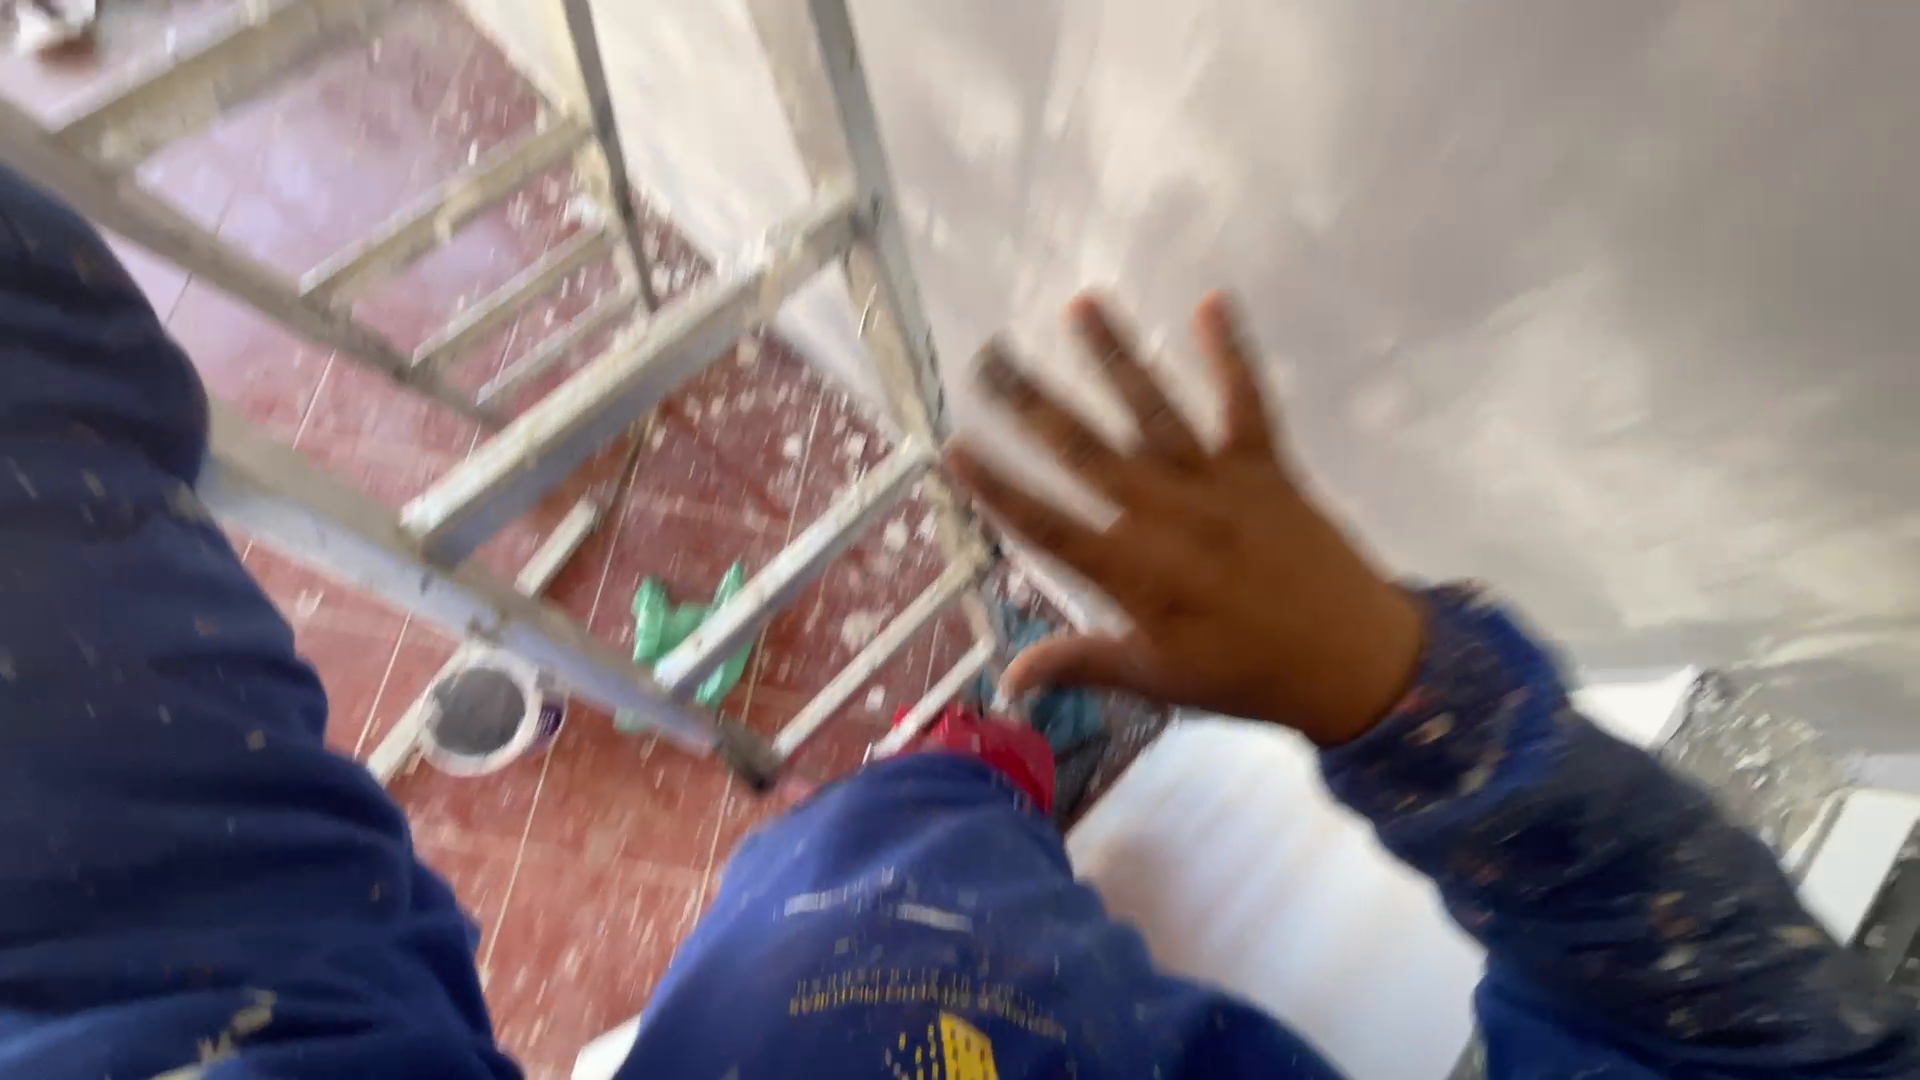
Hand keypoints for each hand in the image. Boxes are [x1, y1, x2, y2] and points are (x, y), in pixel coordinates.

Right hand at [944, 292, 1423, 746]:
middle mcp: (1166, 516)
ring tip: (1081, 305)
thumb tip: (1009, 681)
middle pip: (1086, 452)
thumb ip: (1081, 665)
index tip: (954, 446)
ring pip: (1154, 412)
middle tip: (990, 357)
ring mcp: (1218, 484)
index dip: (998, 487)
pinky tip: (1208, 301)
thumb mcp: (1158, 681)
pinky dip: (1230, 353)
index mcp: (1135, 573)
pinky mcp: (1267, 467)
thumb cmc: (1246, 676)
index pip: (1047, 524)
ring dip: (1115, 357)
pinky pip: (1246, 401)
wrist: (1357, 664)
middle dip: (1032, 403)